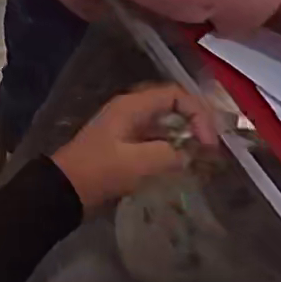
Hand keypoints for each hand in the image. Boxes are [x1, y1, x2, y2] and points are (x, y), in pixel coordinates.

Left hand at [52, 84, 218, 210]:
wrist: (67, 187)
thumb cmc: (100, 171)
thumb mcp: (138, 163)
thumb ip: (170, 154)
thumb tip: (192, 153)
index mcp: (132, 105)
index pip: (175, 94)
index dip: (198, 114)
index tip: (209, 143)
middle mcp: (131, 110)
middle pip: (173, 105)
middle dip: (197, 122)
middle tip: (213, 148)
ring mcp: (128, 126)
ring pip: (166, 122)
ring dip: (187, 136)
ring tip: (205, 159)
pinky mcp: (127, 144)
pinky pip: (158, 138)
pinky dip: (174, 147)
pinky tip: (186, 165)